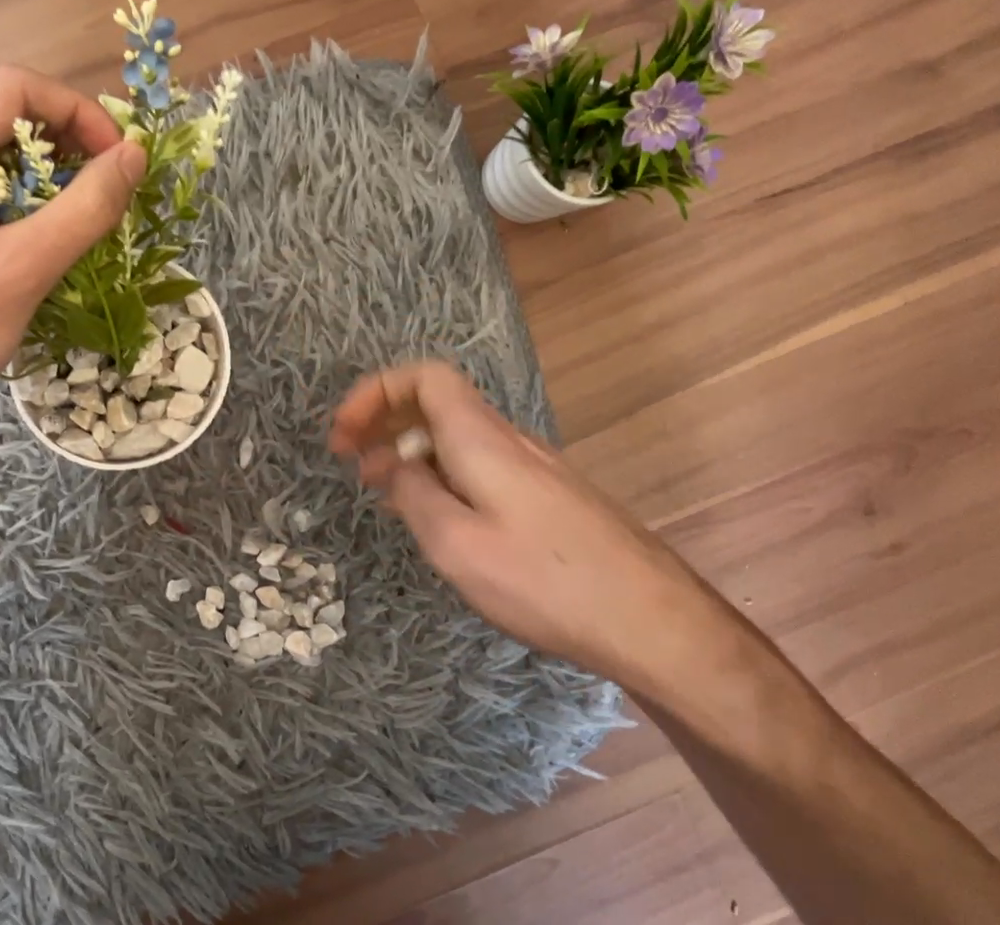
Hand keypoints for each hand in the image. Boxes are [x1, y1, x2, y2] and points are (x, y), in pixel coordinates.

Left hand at [0, 66, 146, 443]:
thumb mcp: (24, 268)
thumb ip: (85, 207)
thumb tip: (134, 155)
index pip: (14, 88)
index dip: (76, 109)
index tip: (115, 158)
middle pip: (1, 122)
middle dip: (63, 149)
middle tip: (101, 197)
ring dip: (41, 186)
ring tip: (72, 231)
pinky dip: (13, 212)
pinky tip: (30, 255)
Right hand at [329, 361, 733, 689]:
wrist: (654, 622)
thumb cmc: (544, 581)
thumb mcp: (455, 544)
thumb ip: (414, 494)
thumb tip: (393, 464)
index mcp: (481, 440)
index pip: (425, 377)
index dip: (375, 392)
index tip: (344, 437)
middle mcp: (509, 442)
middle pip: (438, 404)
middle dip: (384, 424)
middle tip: (351, 467)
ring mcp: (535, 470)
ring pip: (458, 439)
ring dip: (411, 454)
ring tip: (383, 495)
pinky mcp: (549, 499)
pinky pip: (480, 467)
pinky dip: (442, 477)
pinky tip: (436, 518)